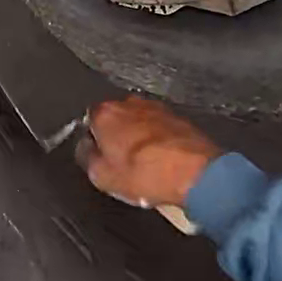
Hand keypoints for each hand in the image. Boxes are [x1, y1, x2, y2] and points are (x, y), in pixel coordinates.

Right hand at [81, 96, 222, 208]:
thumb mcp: (102, 177)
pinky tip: (163, 161)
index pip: (88, 121)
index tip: (99, 158)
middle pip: (115, 118)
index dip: (92, 141)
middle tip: (121, 163)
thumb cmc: (145, 174)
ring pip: (138, 121)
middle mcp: (129, 103)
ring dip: (139, 137)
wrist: (195, 174)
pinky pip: (160, 128)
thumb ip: (86, 158)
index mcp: (105, 113)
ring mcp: (157, 108)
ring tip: (146, 165)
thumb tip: (85, 149)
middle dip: (116, 136)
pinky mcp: (179, 117)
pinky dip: (159, 140)